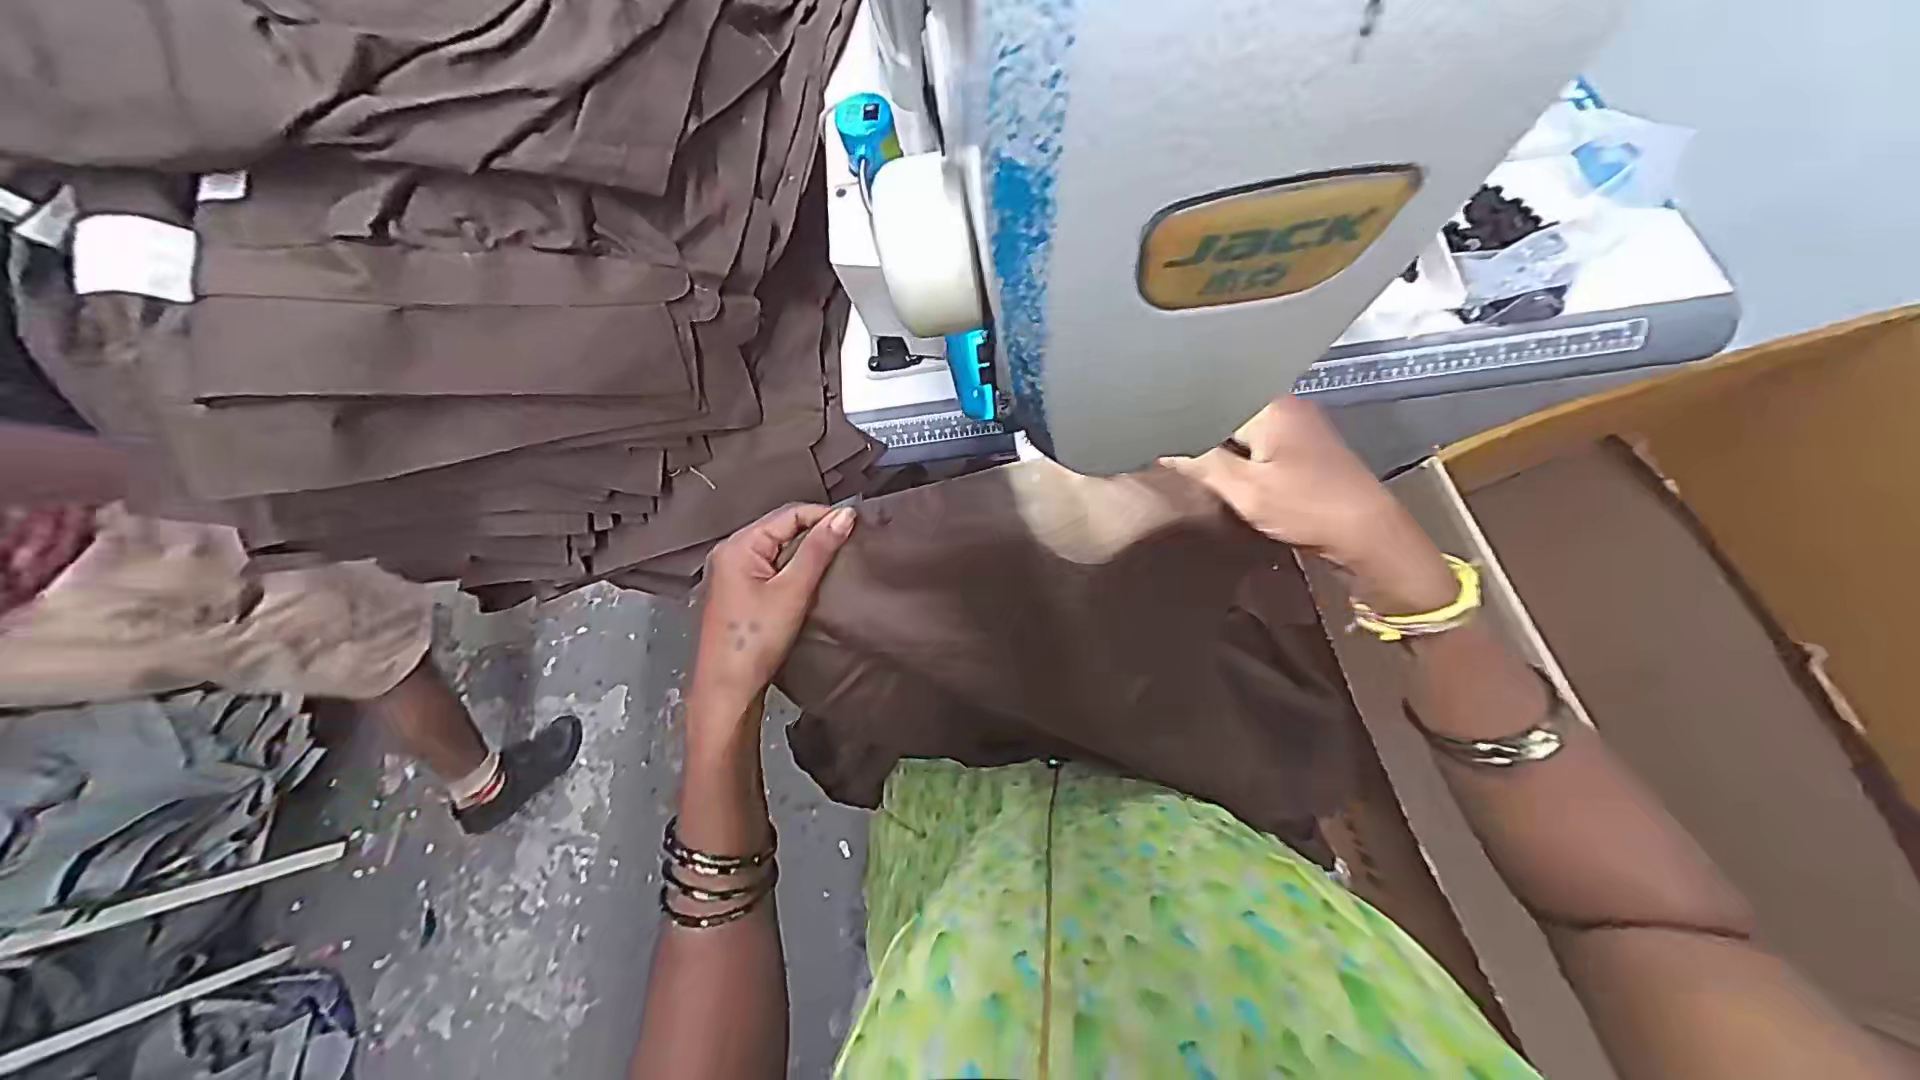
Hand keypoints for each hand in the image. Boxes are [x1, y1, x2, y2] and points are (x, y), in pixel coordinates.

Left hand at [689, 503, 856, 722]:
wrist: (727, 690)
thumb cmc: (753, 643)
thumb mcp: (793, 591)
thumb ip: (819, 550)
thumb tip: (844, 516)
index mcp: (738, 546)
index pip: (789, 513)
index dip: (824, 516)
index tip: (855, 526)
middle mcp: (730, 553)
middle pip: (782, 527)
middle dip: (816, 531)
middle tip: (849, 542)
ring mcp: (732, 572)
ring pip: (778, 547)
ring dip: (806, 550)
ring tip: (836, 559)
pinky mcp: (739, 591)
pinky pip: (771, 566)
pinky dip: (794, 567)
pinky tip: (812, 579)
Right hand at [1159, 395, 1454, 611]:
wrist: (1369, 535)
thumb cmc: (1308, 508)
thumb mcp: (1245, 490)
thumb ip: (1201, 464)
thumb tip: (1164, 448)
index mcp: (1271, 405)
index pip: (1211, 399)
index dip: (1182, 417)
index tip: (1156, 430)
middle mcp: (1285, 406)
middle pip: (1226, 411)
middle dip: (1199, 430)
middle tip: (1164, 445)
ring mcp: (1296, 427)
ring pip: (1240, 429)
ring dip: (1218, 446)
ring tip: (1186, 457)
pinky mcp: (1301, 449)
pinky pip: (1257, 443)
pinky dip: (1237, 456)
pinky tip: (1221, 471)